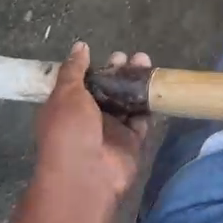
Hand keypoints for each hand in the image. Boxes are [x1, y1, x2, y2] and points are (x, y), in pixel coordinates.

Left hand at [35, 42, 150, 200]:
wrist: (85, 176)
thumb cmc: (69, 130)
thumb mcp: (66, 93)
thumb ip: (74, 69)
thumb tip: (80, 46)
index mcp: (68, 106)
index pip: (84, 82)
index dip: (98, 67)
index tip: (112, 55)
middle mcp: (89, 118)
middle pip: (108, 90)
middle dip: (121, 72)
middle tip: (134, 57)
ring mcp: (111, 131)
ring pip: (126, 102)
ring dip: (136, 84)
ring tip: (147, 64)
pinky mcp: (130, 143)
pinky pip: (141, 121)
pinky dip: (148, 105)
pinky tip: (156, 87)